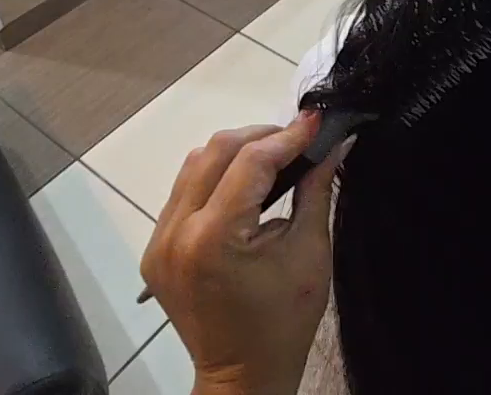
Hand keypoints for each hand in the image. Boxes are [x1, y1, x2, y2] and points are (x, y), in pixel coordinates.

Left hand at [140, 112, 342, 394]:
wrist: (242, 376)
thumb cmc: (284, 320)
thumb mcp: (309, 250)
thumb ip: (317, 187)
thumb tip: (335, 141)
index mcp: (214, 239)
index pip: (251, 161)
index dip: (288, 136)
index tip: (318, 121)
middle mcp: (177, 233)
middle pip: (216, 151)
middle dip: (262, 135)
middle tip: (298, 139)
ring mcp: (159, 240)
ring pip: (196, 162)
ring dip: (237, 150)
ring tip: (274, 156)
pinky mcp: (156, 247)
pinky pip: (185, 188)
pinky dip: (217, 173)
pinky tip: (245, 183)